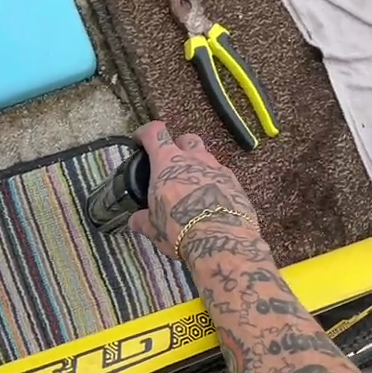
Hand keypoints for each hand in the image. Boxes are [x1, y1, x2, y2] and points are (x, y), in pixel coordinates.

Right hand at [128, 122, 261, 261]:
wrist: (220, 239)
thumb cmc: (180, 228)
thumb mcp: (154, 228)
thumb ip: (144, 220)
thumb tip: (136, 220)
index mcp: (167, 163)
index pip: (155, 133)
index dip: (146, 133)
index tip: (141, 139)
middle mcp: (194, 159)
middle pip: (187, 138)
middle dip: (179, 146)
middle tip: (172, 163)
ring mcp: (217, 169)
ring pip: (207, 157)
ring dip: (199, 166)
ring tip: (193, 186)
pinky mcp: (235, 183)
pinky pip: (222, 176)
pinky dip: (215, 183)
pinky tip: (211, 200)